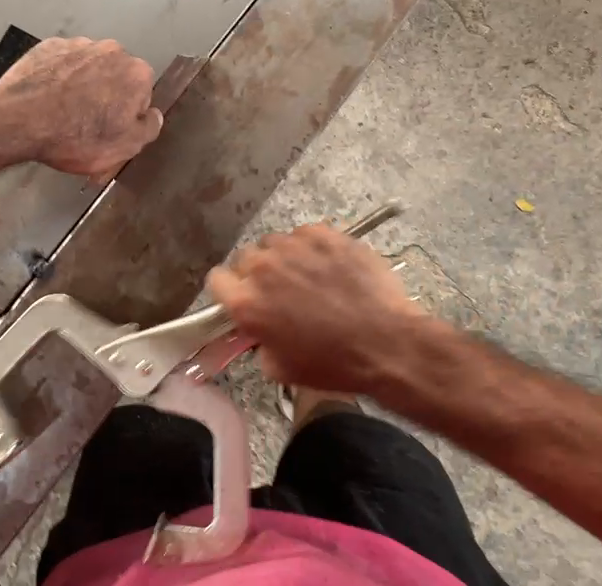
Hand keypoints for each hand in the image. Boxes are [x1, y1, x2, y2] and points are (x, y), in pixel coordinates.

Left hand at [0, 37, 162, 177]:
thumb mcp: (125, 148)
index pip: (142, 94)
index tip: (110, 129)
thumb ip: (149, 128)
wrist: (19, 120)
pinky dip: (58, 76)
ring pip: (88, 67)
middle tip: (86, 122)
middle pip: (116, 75)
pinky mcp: (49, 46)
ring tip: (63, 111)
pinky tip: (46, 98)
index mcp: (136, 73)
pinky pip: (61, 62)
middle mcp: (112, 50)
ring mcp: (78, 44)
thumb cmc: (76, 136)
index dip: (127, 114)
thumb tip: (153, 115)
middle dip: (106, 94)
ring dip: (82, 84)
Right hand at [206, 226, 427, 394]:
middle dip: (259, 273)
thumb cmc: (334, 363)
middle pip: (246, 258)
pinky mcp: (323, 234)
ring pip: (277, 243)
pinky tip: (331, 267)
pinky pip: (306, 235)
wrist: (386, 342)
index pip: (216, 279)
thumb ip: (258, 342)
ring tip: (311, 278)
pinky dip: (313, 248)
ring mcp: (294, 246)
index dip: (229, 288)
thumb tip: (260, 330)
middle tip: (282, 291)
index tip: (243, 295)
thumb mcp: (282, 369)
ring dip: (286, 258)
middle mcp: (264, 268)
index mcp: (247, 302)